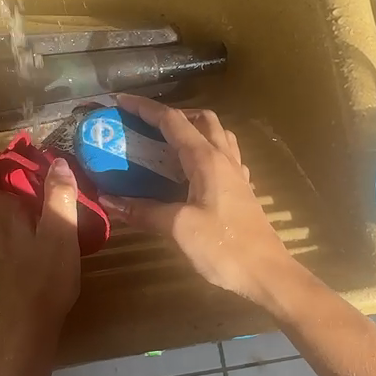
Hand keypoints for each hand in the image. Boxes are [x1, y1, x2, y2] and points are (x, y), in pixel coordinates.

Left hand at [0, 154, 80, 337]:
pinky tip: (50, 213)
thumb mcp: (60, 234)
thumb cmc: (44, 280)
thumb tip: (57, 162)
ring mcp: (1, 243)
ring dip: (10, 189)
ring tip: (44, 182)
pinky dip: (22, 209)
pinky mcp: (12, 256)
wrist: (32, 325)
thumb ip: (59, 196)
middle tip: (26, 163)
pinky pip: (8, 221)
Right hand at [99, 95, 298, 304]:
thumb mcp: (178, 227)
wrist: (267, 273)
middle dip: (174, 115)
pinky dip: (207, 153)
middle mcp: (224, 159)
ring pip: (218, 136)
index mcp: (206, 159)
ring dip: (194, 130)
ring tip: (169, 144)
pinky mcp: (243, 192)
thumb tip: (109, 199)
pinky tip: (194, 172)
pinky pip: (226, 159)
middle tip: (147, 126)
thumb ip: (143, 211)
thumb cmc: (224, 247)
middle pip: (202, 120)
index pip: (173, 121)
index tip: (121, 102)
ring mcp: (238, 175)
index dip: (145, 109)